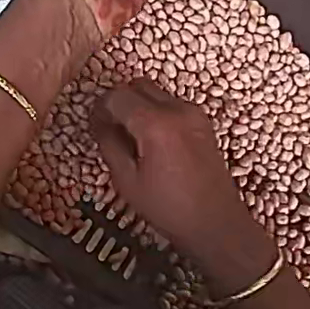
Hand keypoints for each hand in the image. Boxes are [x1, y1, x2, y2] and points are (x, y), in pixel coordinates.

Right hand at [90, 79, 274, 289]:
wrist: (215, 223)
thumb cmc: (169, 208)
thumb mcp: (127, 181)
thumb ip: (110, 145)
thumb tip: (100, 123)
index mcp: (156, 124)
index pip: (117, 96)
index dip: (100, 108)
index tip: (94, 125)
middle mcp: (178, 110)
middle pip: (138, 85)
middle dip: (119, 101)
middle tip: (108, 128)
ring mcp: (194, 114)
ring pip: (156, 92)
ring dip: (138, 106)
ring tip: (130, 138)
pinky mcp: (203, 123)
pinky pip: (171, 105)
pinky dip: (156, 113)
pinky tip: (151, 142)